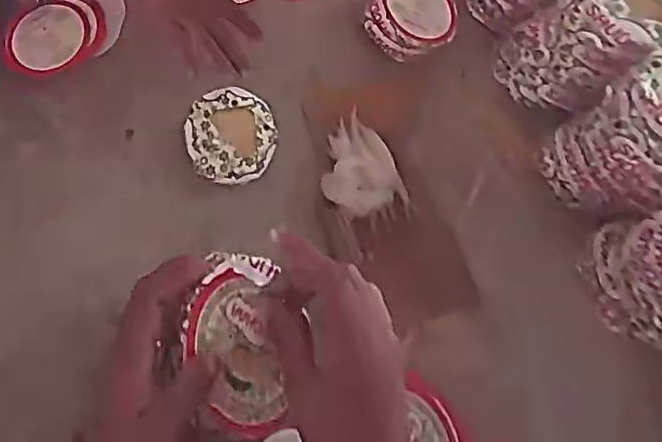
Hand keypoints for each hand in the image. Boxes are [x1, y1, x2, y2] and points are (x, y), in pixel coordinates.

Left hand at [95, 256, 216, 441]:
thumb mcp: (160, 428)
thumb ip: (185, 393)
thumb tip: (214, 356)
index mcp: (128, 353)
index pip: (147, 295)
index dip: (174, 273)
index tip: (205, 266)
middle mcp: (126, 349)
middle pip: (149, 297)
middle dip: (180, 279)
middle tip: (216, 278)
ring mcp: (128, 362)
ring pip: (153, 315)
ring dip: (180, 299)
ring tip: (214, 299)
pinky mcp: (135, 378)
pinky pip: (157, 335)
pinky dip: (179, 324)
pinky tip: (200, 338)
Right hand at [144, 0, 262, 73]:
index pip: (237, 17)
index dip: (248, 28)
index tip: (259, 39)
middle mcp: (209, 15)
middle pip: (226, 39)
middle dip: (237, 55)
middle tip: (247, 70)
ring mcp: (192, 24)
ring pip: (209, 47)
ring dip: (220, 62)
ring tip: (230, 74)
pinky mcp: (174, 29)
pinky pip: (183, 48)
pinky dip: (189, 61)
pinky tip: (194, 74)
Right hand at [261, 231, 406, 441]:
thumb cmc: (337, 426)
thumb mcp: (302, 386)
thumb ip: (287, 339)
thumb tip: (267, 304)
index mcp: (352, 326)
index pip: (326, 273)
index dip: (302, 253)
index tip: (278, 238)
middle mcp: (375, 321)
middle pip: (344, 277)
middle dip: (311, 272)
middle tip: (282, 286)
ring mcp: (388, 334)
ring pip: (359, 290)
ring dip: (329, 285)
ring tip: (301, 300)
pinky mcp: (393, 350)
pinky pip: (370, 307)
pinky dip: (347, 300)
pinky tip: (330, 318)